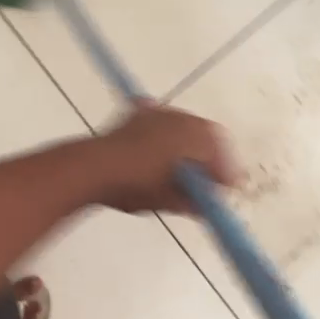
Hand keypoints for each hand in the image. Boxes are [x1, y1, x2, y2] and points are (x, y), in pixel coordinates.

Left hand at [88, 102, 237, 215]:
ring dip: (191, 141)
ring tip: (187, 165)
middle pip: (205, 132)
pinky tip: (162, 145)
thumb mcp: (167, 200)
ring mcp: (156, 112)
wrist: (92, 168)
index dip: (225, 170)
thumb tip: (205, 206)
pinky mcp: (136, 114)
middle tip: (209, 177)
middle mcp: (177, 119)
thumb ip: (191, 201)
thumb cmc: (134, 185)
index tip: (227, 187)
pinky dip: (168, 130)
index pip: (218, 151)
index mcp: (191, 137)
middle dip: (210, 154)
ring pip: (184, 123)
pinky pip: (161, 117)